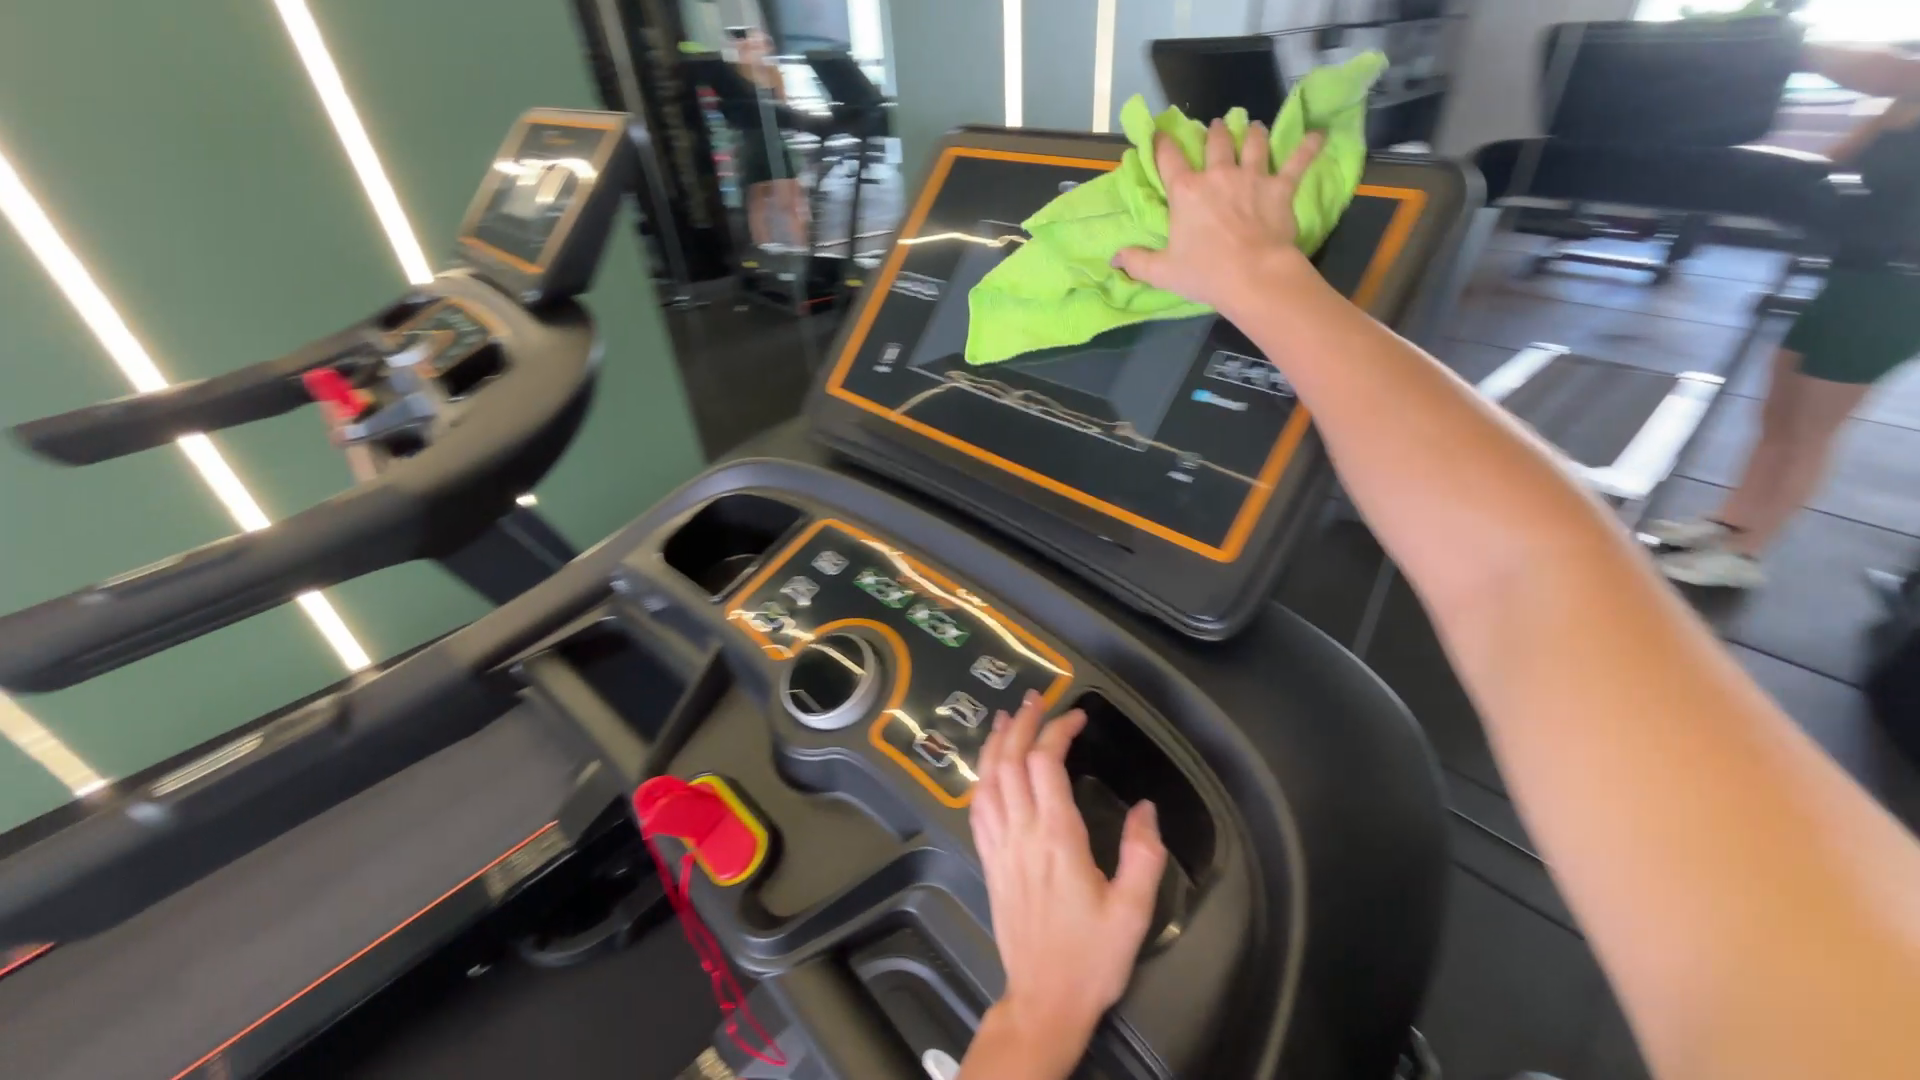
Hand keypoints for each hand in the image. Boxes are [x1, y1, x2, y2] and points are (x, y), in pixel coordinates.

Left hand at [969, 691, 1167, 1045]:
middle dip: (1022, 724)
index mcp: (1058, 838)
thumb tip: (1146, 807)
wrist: (1043, 1000)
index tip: (1077, 716)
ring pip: (989, 781)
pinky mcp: (990, 863)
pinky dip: (982, 779)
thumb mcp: (1133, 910)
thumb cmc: (1091, 957)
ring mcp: (1000, 847)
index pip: (1047, 765)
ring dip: (997, 744)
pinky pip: (978, 809)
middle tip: (1035, 699)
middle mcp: (1022, 834)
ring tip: (1007, 718)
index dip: (1058, 731)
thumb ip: (1143, 854)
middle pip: (1012, 762)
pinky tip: (989, 770)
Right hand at [1114, 120, 1325, 312]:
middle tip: (1217, 127)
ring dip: (1253, 133)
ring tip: (1253, 127)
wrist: (1252, 275)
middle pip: (1217, 142)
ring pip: (1254, 143)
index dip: (1163, 143)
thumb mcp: (1161, 272)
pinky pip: (1298, 161)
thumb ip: (1136, 262)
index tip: (1161, 133)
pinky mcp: (1280, 188)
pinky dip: (1309, 147)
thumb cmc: (1204, 273)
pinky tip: (1318, 135)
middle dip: (1215, 132)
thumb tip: (1114, 259)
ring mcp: (1252, 177)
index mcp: (1186, 192)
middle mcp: (1218, 175)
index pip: (1169, 159)